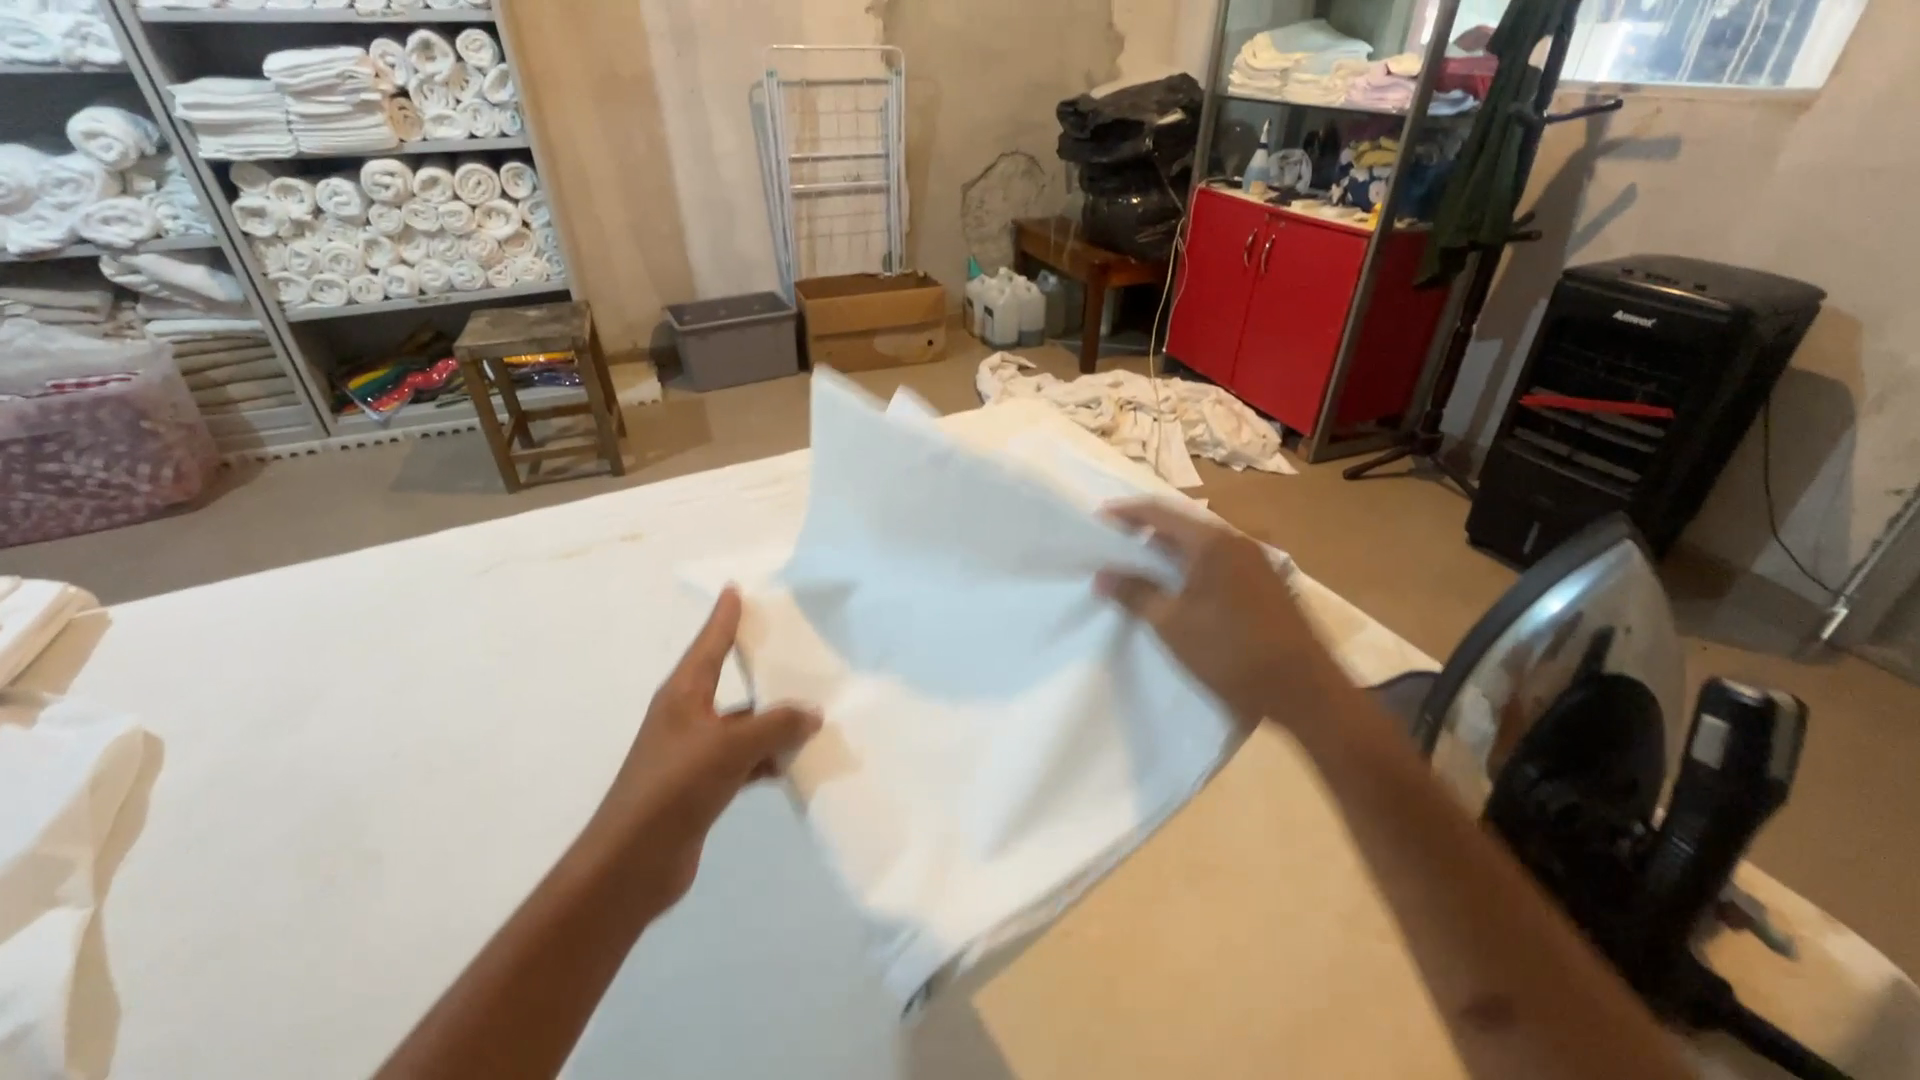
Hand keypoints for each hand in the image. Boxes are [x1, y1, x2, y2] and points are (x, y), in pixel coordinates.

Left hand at [599, 588, 820, 912]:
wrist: (633, 861)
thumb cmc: (674, 788)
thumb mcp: (730, 748)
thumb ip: (775, 726)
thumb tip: (812, 713)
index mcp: (683, 695)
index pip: (709, 644)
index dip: (724, 617)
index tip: (735, 589)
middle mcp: (687, 716)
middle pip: (730, 683)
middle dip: (763, 671)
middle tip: (800, 652)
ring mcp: (694, 753)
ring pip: (742, 726)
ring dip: (773, 723)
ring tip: (816, 715)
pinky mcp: (702, 786)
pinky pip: (744, 760)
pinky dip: (767, 759)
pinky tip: (796, 764)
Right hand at [1095, 499, 1352, 725]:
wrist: (1304, 690)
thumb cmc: (1232, 653)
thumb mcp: (1173, 624)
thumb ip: (1134, 593)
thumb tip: (1102, 575)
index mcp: (1213, 542)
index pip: (1160, 512)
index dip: (1125, 514)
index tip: (1096, 522)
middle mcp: (1238, 542)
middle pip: (1181, 527)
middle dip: (1143, 537)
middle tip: (1111, 552)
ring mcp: (1256, 564)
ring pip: (1201, 548)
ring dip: (1167, 556)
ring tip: (1137, 575)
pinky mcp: (1265, 586)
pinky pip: (1217, 566)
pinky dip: (1190, 571)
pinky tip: (1176, 595)